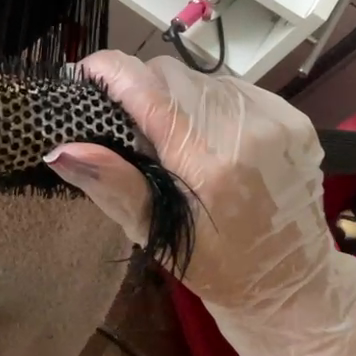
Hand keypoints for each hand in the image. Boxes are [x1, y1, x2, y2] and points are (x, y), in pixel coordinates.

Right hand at [46, 51, 355, 355]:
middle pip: (167, 72)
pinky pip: (229, 85)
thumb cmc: (215, 265)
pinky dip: (207, 100)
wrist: (294, 286)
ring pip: (196, 74)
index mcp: (208, 161)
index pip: (144, 85)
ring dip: (173, 93)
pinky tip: (209, 135)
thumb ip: (110, 183)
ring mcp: (274, 119)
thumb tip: (60, 149)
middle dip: (139, 88)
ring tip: (172, 135)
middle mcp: (246, 128)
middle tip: (129, 124)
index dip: (105, 70)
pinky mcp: (292, 116)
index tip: (81, 76)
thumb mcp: (154, 231)